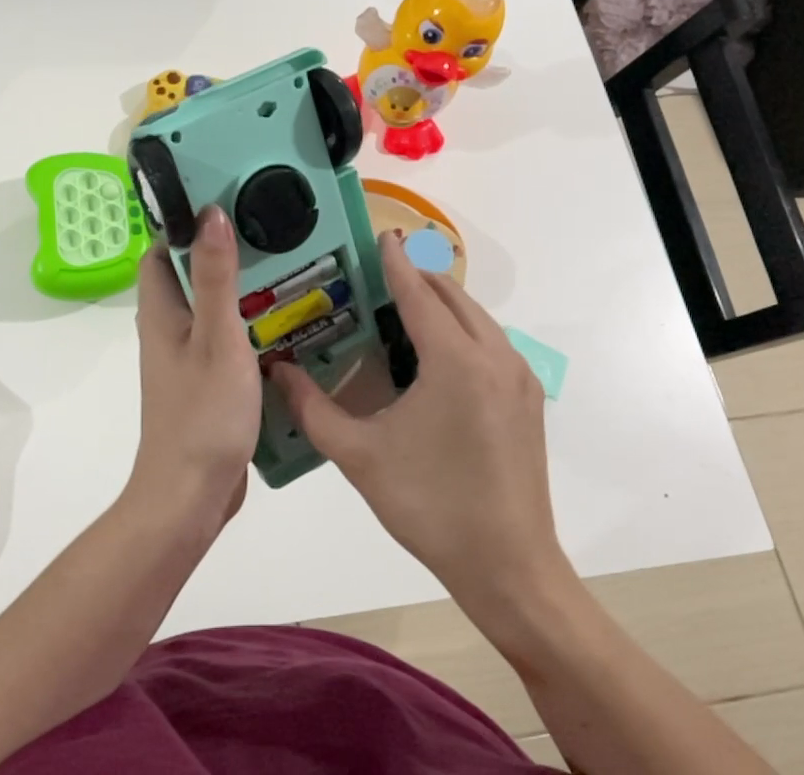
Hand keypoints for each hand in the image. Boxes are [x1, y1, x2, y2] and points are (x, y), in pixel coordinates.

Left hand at [128, 205, 262, 527]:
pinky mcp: (209, 386)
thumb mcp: (217, 338)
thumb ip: (215, 278)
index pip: (161, 251)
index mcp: (161, 313)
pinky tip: (294, 328)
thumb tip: (210, 213)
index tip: (229, 202)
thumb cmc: (202, 414)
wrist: (191, 495)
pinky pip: (232, 343)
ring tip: (296, 273)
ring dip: (249, 294)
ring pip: (216, 312)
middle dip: (229, 255)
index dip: (187, 225)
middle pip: (192, 278)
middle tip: (277, 236)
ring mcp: (189, 361)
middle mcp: (169, 331)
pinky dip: (257, 330)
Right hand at [271, 234, 565, 594]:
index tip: (377, 237)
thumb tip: (276, 373)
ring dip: (439, 306)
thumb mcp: (359, 456)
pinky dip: (459, 333)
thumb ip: (312, 409)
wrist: (508, 565)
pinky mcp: (526, 401)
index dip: (394, 263)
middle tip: (372, 278)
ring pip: (476, 320)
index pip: (419, 294)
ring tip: (395, 311)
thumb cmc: (429, 506)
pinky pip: (490, 345)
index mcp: (456, 362)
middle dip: (416, 280)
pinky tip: (428, 356)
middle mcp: (496, 357)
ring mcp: (518, 379)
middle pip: (454, 298)